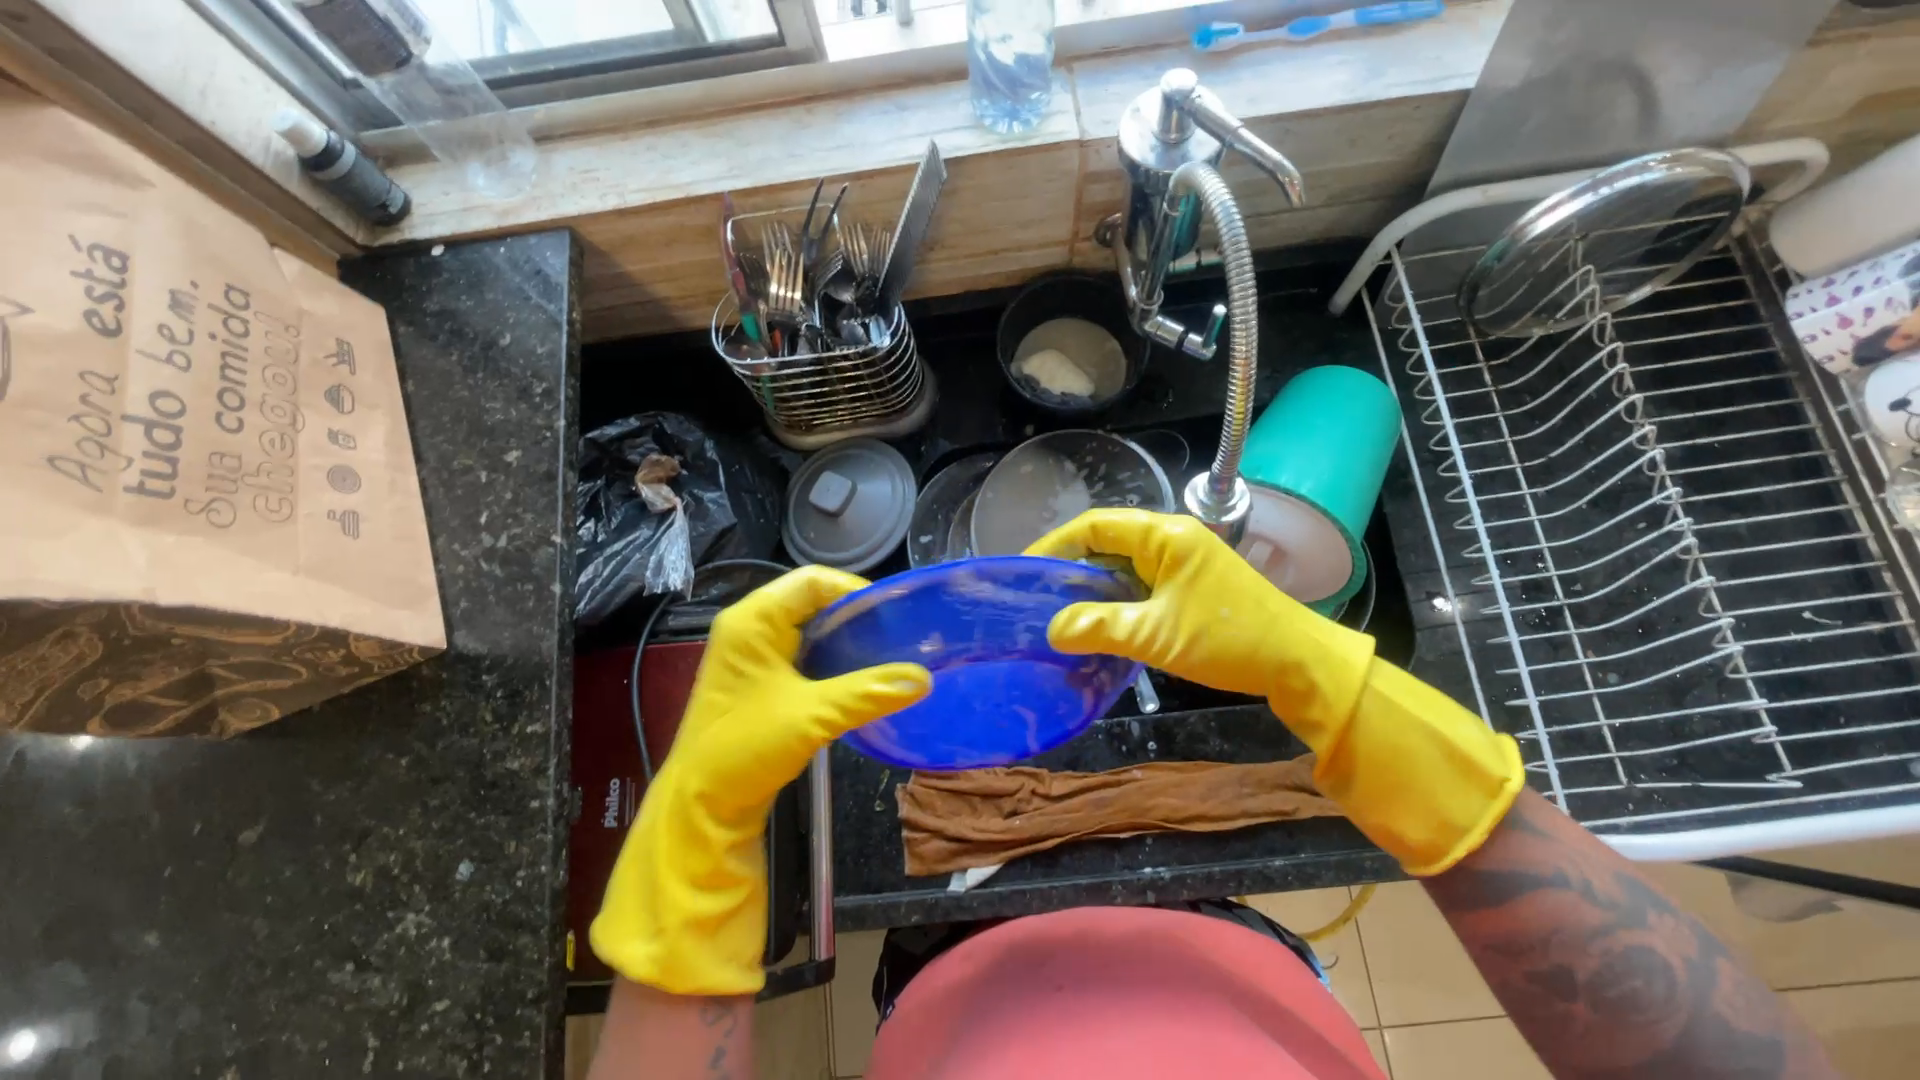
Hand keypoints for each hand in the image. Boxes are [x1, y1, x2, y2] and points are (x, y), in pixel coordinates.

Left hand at [591, 566, 930, 995]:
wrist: (702, 803)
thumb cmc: (747, 747)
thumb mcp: (812, 716)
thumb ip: (868, 692)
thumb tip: (923, 678)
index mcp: (753, 620)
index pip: (812, 581)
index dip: (855, 590)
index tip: (893, 613)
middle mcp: (749, 627)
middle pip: (811, 599)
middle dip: (854, 613)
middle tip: (897, 632)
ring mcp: (752, 653)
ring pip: (808, 627)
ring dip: (845, 637)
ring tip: (887, 651)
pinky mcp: (759, 679)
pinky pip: (802, 652)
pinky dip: (832, 658)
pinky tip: (860, 675)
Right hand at [1026, 509, 1523, 875]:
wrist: (1299, 662)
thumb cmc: (1228, 639)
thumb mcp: (1156, 636)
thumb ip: (1099, 626)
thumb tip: (1052, 628)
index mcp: (1166, 535)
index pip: (1096, 525)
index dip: (1055, 544)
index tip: (1024, 569)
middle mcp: (1174, 538)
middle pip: (1108, 540)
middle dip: (1071, 564)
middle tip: (1036, 594)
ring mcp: (1185, 561)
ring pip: (1124, 563)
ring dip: (1093, 583)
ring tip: (1058, 609)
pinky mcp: (1192, 584)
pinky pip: (1142, 580)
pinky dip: (1116, 597)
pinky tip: (1099, 621)